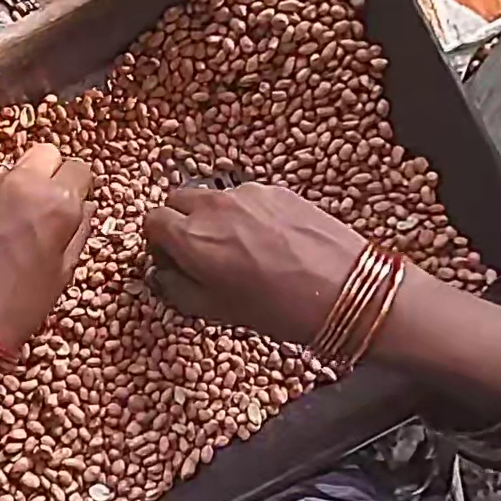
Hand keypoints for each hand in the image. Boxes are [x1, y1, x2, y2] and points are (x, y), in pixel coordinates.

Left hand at [0, 144, 92, 463]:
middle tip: (47, 205)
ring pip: (13, 169)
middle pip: (47, 153)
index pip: (80, 169)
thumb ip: (79, 228)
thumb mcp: (64, 271)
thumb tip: (84, 205)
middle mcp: (22, 184)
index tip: (75, 202)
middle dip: (51, 173)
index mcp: (58, 202)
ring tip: (13, 225)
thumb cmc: (20, 305)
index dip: (80, 187)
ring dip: (19, 186)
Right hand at [143, 183, 386, 346]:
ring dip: (212, 216)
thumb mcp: (218, 311)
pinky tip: (266, 239)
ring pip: (212, 196)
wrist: (349, 291)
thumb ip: (178, 289)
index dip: (158, 240)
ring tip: (239, 246)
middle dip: (180, 221)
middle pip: (177, 200)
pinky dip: (243, 212)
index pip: (152, 220)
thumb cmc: (281, 308)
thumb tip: (162, 275)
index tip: (171, 257)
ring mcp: (247, 193)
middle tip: (199, 250)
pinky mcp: (276, 189)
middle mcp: (213, 207)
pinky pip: (245, 195)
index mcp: (192, 238)